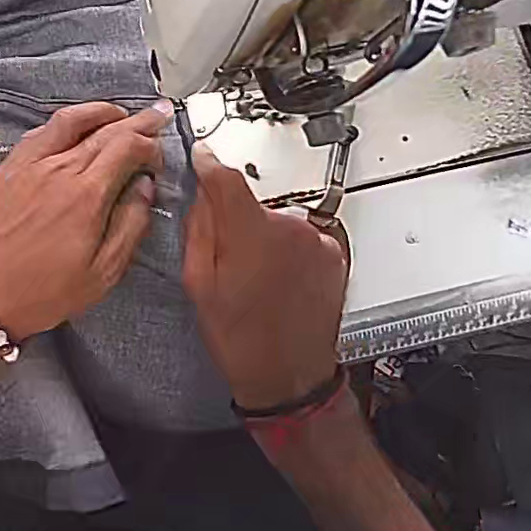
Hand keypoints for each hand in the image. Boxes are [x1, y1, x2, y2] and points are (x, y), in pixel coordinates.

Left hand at [0, 99, 169, 341]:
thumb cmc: (42, 292)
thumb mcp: (103, 272)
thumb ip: (130, 225)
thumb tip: (145, 189)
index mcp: (86, 195)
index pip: (127, 147)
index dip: (150, 145)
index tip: (158, 157)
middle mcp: (58, 170)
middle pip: (105, 129)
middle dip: (136, 121)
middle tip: (156, 115)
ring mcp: (29, 166)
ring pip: (70, 121)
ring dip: (99, 112)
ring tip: (119, 113)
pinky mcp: (8, 170)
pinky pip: (39, 132)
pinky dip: (63, 123)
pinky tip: (73, 128)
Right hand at [183, 143, 347, 410]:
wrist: (287, 373)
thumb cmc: (244, 338)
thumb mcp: (198, 283)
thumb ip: (198, 229)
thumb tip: (202, 196)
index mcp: (250, 234)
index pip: (226, 177)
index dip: (209, 164)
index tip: (201, 156)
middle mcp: (289, 229)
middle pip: (250, 200)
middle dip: (235, 219)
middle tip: (228, 259)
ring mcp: (315, 241)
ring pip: (274, 218)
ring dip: (263, 236)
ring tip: (257, 278)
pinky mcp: (331, 252)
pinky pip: (298, 234)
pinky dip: (285, 248)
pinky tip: (277, 280)